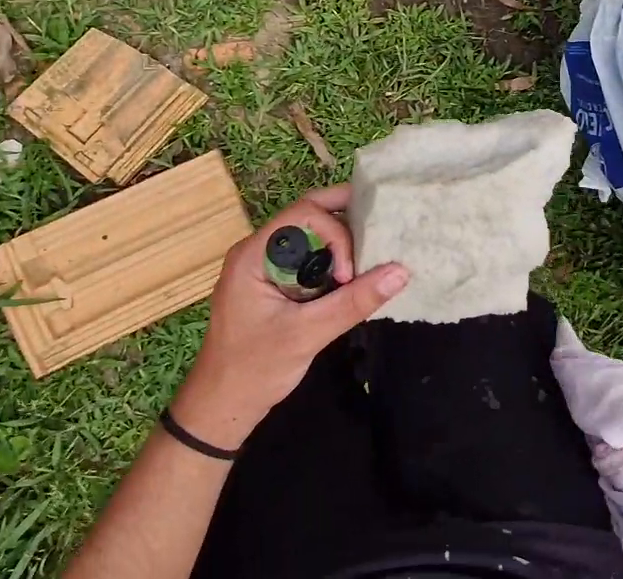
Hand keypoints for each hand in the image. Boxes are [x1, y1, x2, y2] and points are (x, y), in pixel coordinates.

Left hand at [169, 184, 408, 450]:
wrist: (221, 409)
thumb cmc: (255, 369)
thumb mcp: (307, 335)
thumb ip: (353, 302)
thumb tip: (401, 272)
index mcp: (253, 254)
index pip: (303, 214)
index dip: (336, 233)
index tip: (349, 275)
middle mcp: (258, 250)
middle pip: (306, 215)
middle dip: (345, 218)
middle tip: (382, 228)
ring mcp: (265, 266)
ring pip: (310, 235)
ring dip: (341, 241)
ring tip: (374, 255)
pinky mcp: (275, 284)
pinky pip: (308, 257)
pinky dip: (333, 260)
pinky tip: (356, 275)